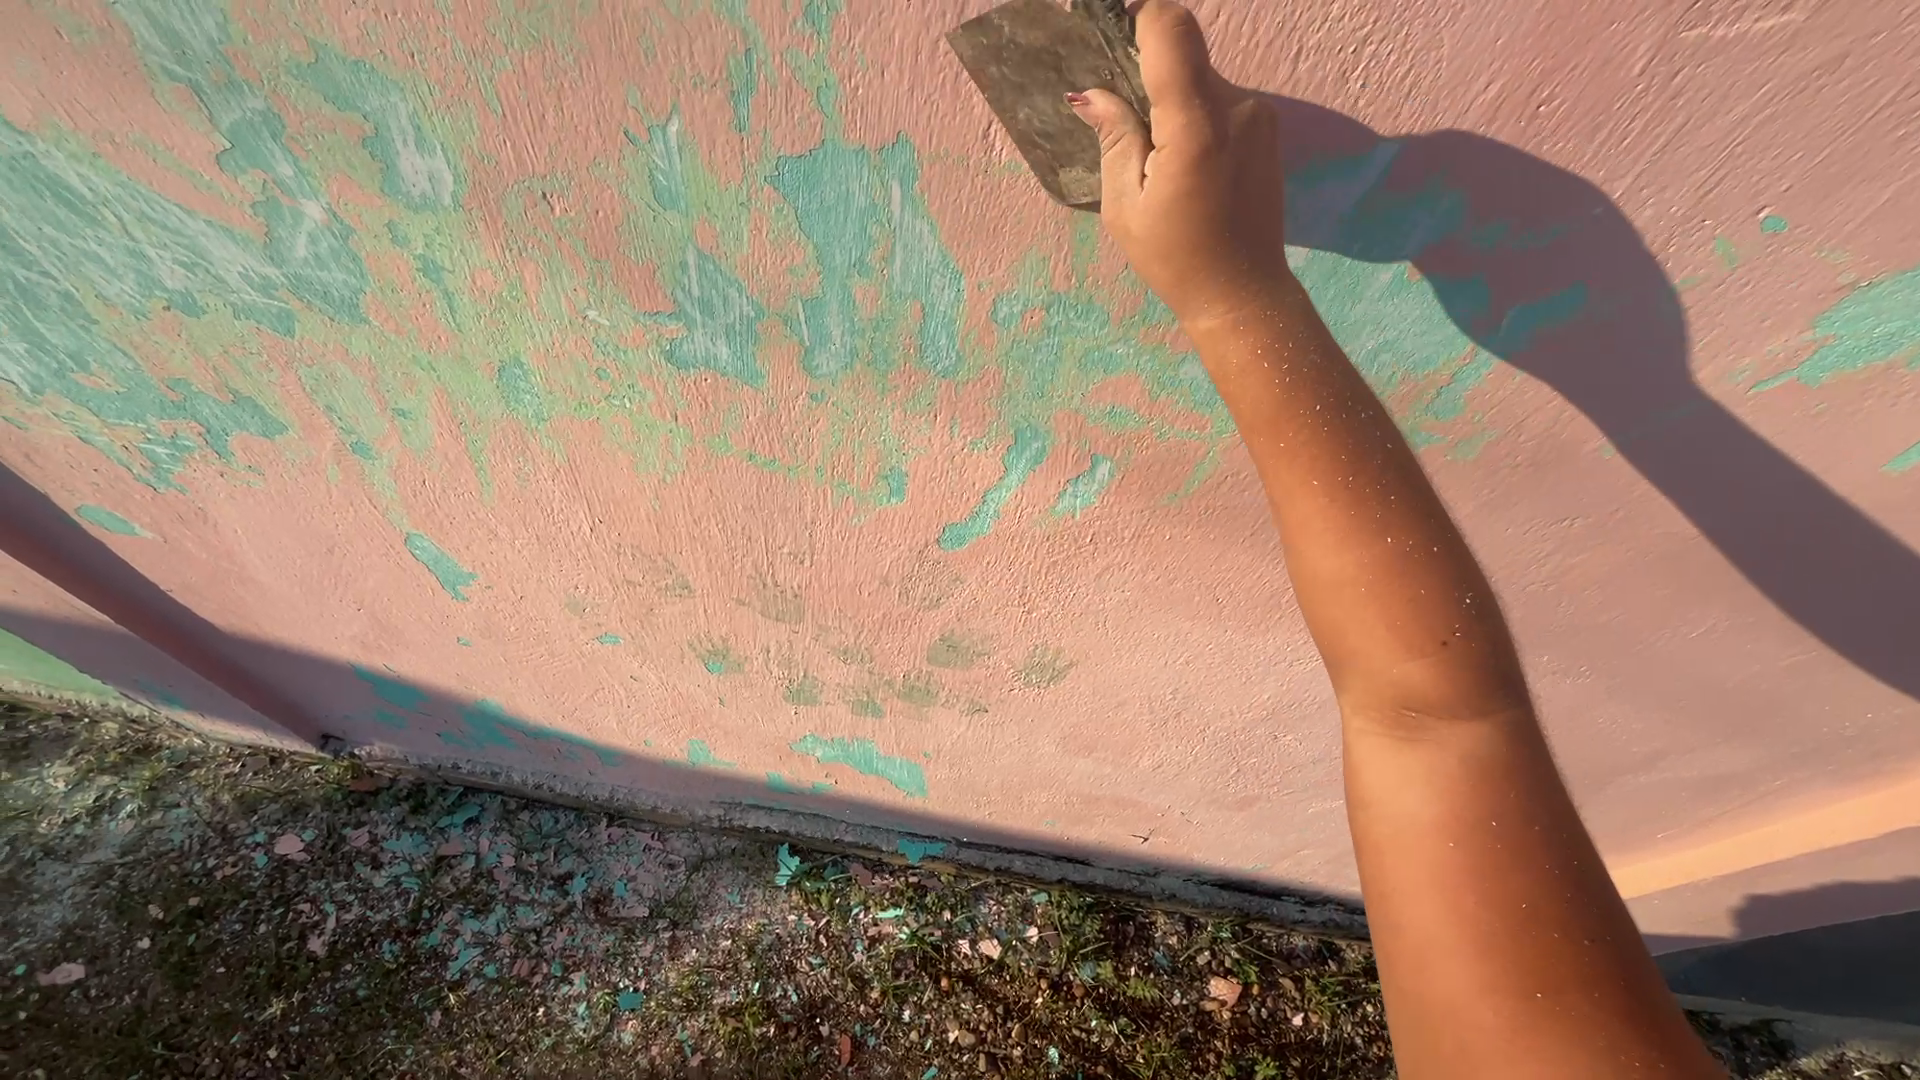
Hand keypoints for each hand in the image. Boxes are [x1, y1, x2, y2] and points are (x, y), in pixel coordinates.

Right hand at [1070, 1, 1293, 333]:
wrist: (1241, 292)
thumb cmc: (1174, 259)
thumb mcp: (1125, 208)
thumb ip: (1114, 139)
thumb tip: (1092, 94)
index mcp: (1196, 127)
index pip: (1170, 29)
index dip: (1139, 21)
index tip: (1113, 38)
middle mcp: (1235, 105)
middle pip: (1183, 53)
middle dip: (1148, 77)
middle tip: (1125, 126)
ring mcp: (1257, 112)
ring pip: (1200, 77)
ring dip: (1171, 102)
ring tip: (1158, 162)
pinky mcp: (1266, 125)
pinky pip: (1218, 100)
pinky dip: (1193, 117)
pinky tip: (1185, 167)